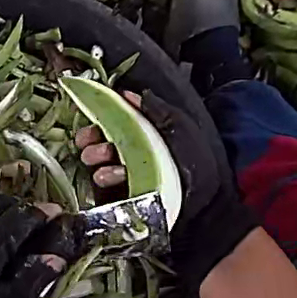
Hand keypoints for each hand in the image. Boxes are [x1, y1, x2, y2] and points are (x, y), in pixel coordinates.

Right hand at [74, 90, 258, 286]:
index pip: (108, 127)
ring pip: (97, 167)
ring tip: (109, 167)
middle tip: (97, 148)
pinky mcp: (122, 200)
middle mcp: (129, 157)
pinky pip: (103, 190)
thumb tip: (128, 94)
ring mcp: (124, 180)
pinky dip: (105, 181)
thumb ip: (156, 110)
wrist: (207, 203)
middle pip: (97, 147)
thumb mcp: (179, 127)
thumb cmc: (196, 164)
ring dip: (99, 162)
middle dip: (93, 145)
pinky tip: (114, 179)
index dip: (95, 126)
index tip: (89, 128)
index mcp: (140, 137)